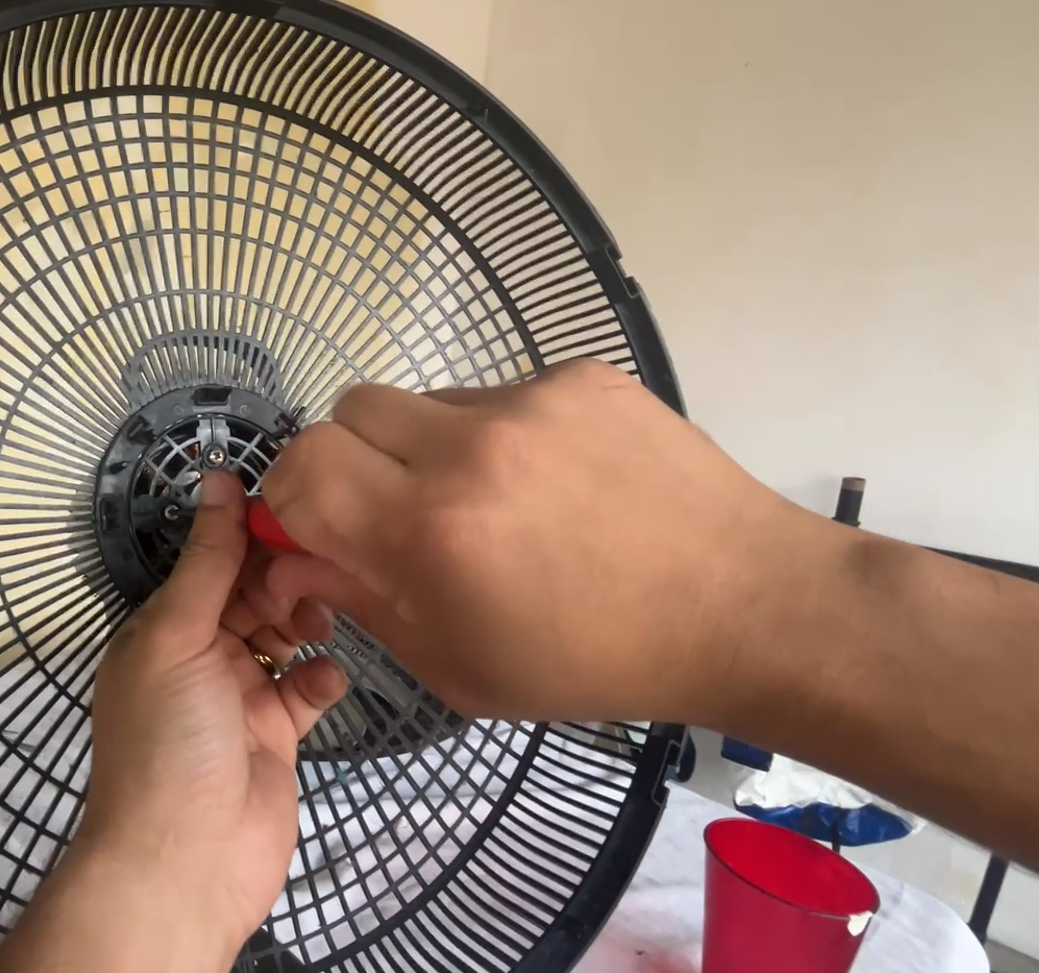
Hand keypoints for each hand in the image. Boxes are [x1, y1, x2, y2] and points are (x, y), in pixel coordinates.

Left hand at [0, 472, 348, 971]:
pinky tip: (327, 677)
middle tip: (316, 572)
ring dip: (305, 621)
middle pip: (251, 595)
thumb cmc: (170, 734)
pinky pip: (304, 689)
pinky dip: (320, 676)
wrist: (186, 860)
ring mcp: (239, 694)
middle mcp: (201, 653)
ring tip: (319, 625)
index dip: (249, 537)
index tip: (295, 511)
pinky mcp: (276, 733)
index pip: (212, 562)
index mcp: (166, 625)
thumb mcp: (178, 635)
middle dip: (282, 580)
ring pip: (282, 635)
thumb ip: (207, 560)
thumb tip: (216, 479)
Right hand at [255, 358, 839, 723]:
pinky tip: (545, 479)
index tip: (312, 520)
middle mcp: (470, 448)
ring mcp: (528, 400)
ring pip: (417, 399)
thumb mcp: (457, 664)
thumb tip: (293, 555)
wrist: (750, 609)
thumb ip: (360, 600)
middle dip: (347, 458)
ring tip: (483, 495)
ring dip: (420, 444)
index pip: (302, 466)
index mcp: (433, 530)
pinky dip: (489, 433)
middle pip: (346, 410)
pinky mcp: (577, 375)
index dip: (288, 492)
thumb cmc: (592, 661)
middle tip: (390, 503)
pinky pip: (489, 392)